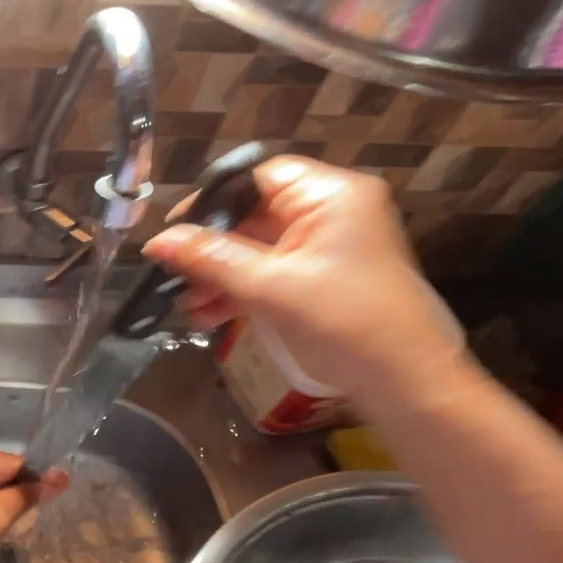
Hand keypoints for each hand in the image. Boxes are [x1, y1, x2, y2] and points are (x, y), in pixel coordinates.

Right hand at [144, 156, 463, 400]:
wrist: (405, 384)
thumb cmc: (345, 323)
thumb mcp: (269, 287)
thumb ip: (209, 259)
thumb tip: (156, 241)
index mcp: (331, 196)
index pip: (257, 179)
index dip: (211, 202)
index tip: (174, 230)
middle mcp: (332, 211)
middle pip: (253, 216)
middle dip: (210, 251)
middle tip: (174, 275)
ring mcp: (327, 246)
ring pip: (256, 249)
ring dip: (220, 276)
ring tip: (188, 304)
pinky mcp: (321, 278)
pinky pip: (270, 272)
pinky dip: (241, 291)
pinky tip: (208, 314)